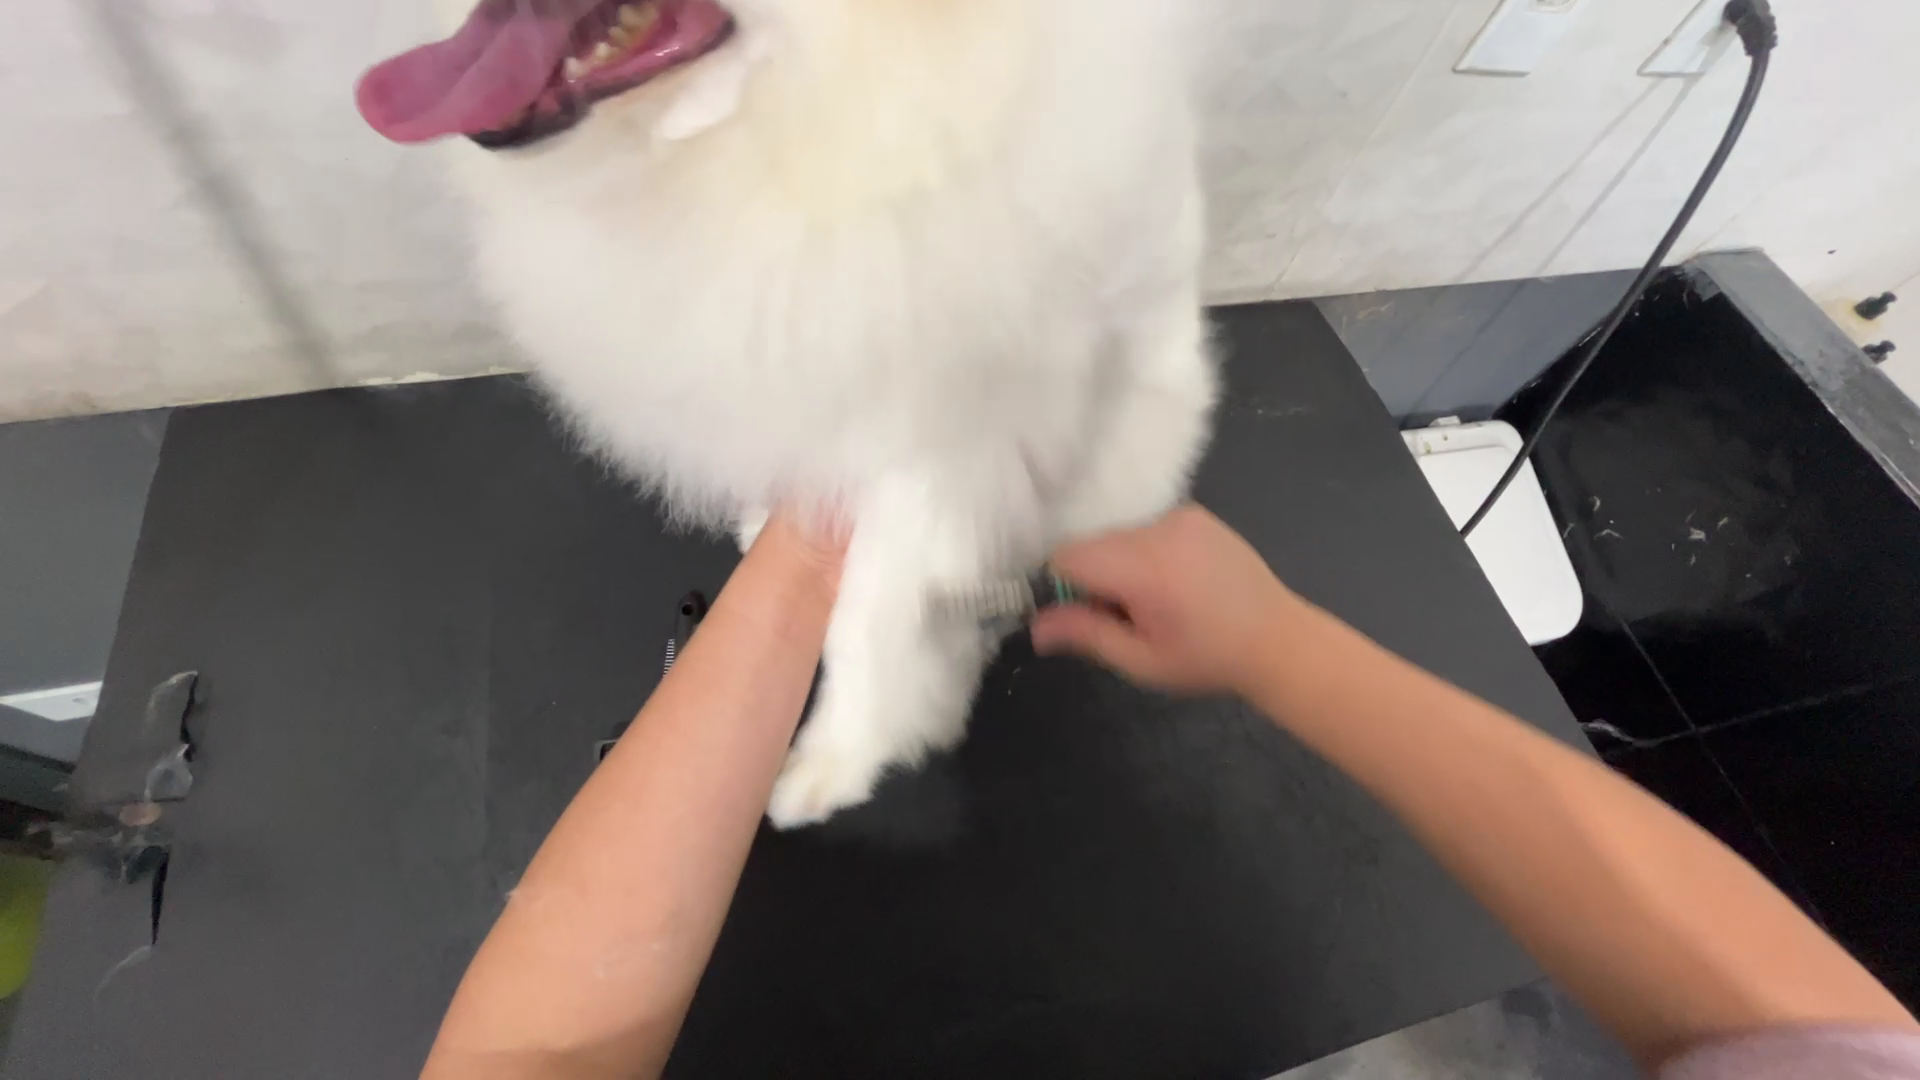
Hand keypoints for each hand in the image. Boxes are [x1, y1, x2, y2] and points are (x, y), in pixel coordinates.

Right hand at [1029, 504, 1301, 694]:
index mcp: (1143, 569)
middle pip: (1091, 544)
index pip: (1066, 556)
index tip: (1089, 614)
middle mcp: (1157, 529)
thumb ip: (1085, 635)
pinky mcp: (1194, 513)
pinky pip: (1144, 528)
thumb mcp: (1140, 661)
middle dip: (1095, 577)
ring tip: (1157, 599)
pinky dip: (1145, 552)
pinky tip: (1176, 580)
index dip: (1065, 586)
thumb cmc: (1206, 660)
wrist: (1280, 641)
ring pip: (1116, 535)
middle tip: (1129, 615)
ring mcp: (1179, 515)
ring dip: (1120, 565)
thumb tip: (1034, 628)